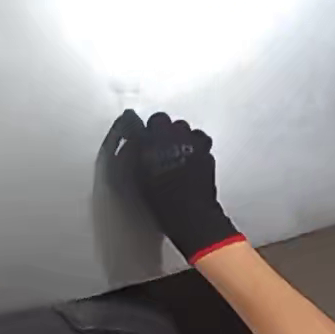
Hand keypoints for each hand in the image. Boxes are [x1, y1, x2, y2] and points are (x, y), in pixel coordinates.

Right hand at [107, 110, 242, 262]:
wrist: (189, 213)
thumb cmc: (159, 199)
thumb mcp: (134, 178)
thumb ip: (129, 156)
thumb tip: (128, 144)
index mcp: (148, 140)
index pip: (133, 121)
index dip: (132, 126)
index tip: (131, 130)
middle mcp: (170, 135)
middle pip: (161, 120)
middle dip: (156, 129)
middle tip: (152, 145)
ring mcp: (191, 141)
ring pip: (181, 127)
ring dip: (175, 135)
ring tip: (171, 150)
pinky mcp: (206, 150)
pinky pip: (198, 139)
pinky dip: (192, 144)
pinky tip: (187, 155)